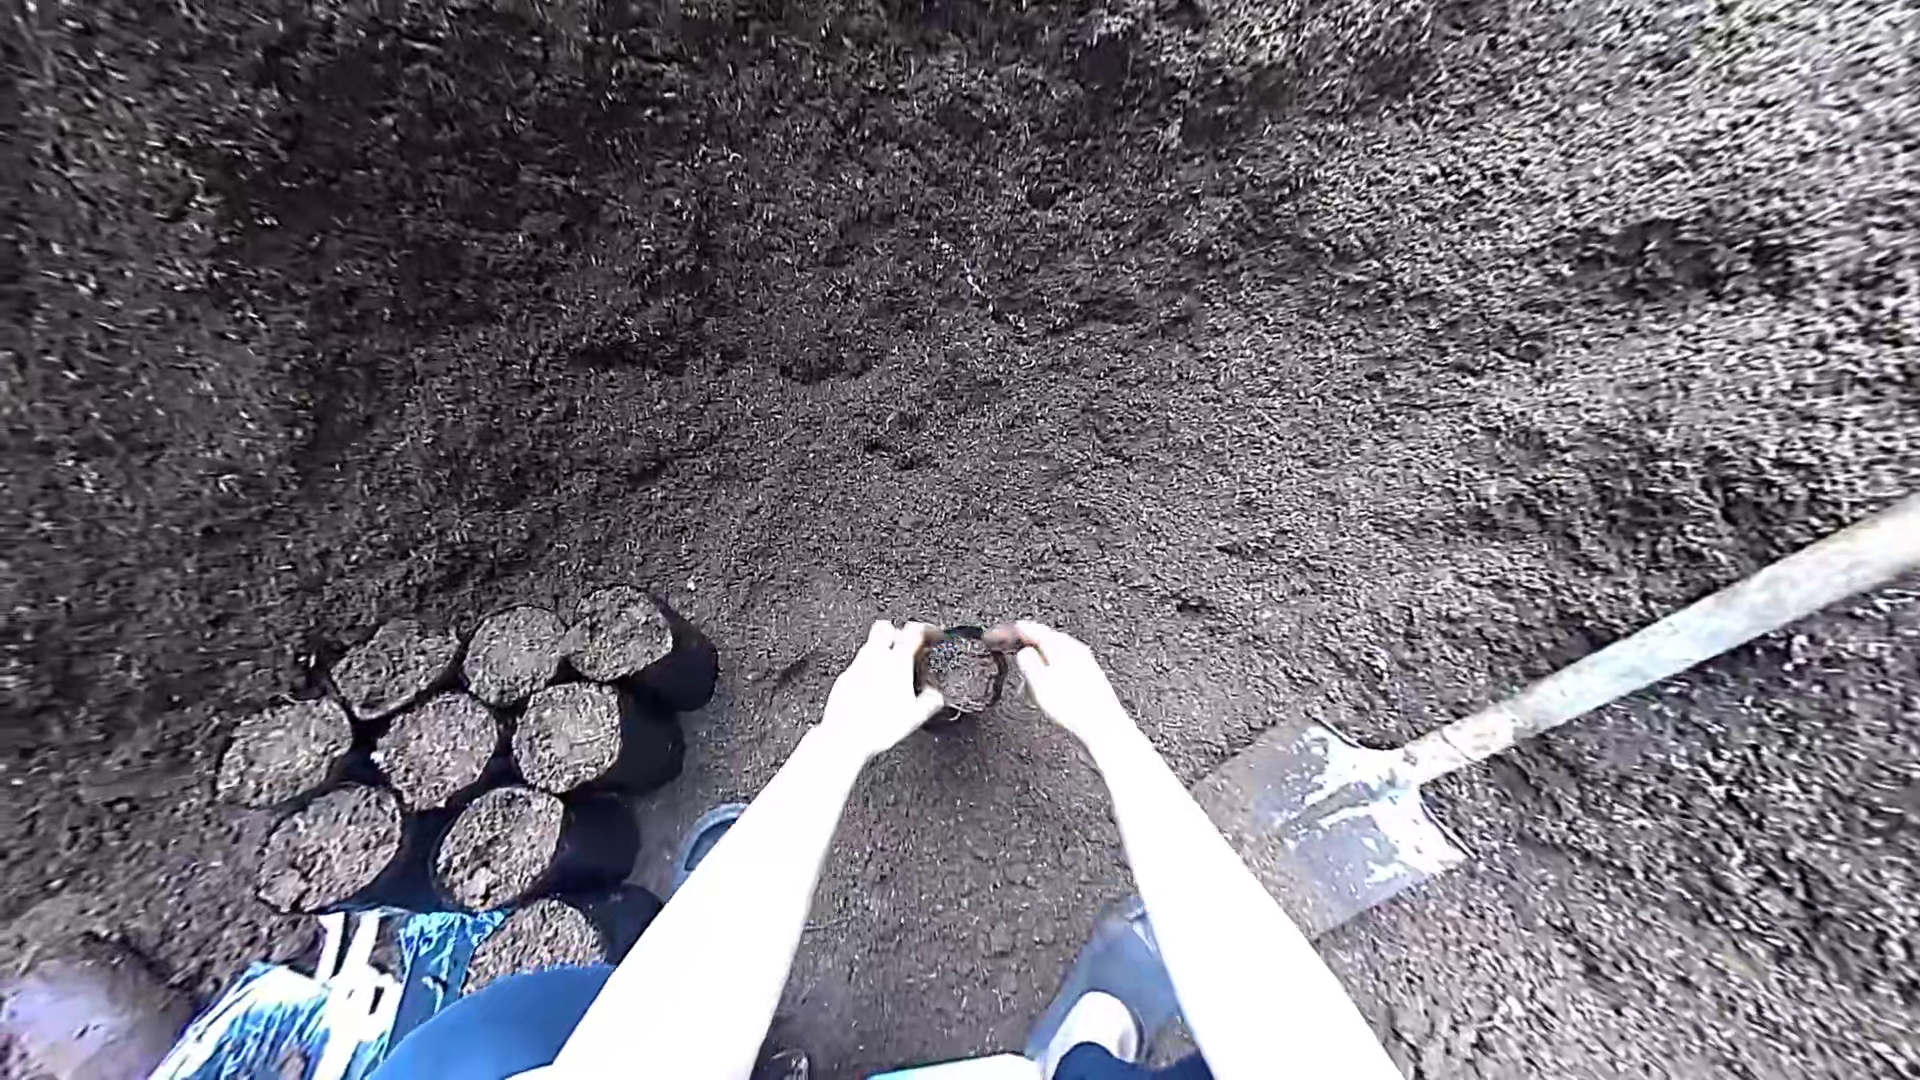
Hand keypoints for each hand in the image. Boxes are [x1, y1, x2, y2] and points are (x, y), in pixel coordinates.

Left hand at [817, 620, 945, 761]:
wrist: (845, 737)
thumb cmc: (878, 726)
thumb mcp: (915, 716)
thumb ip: (930, 700)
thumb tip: (936, 695)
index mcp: (897, 662)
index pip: (914, 631)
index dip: (927, 629)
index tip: (933, 635)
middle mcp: (875, 658)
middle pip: (887, 627)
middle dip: (898, 632)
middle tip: (907, 646)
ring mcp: (857, 666)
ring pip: (871, 645)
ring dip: (882, 650)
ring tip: (891, 670)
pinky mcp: (843, 678)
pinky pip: (858, 664)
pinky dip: (868, 668)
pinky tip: (873, 686)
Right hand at [984, 620, 1138, 752]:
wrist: (1104, 730)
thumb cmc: (1075, 708)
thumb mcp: (1039, 682)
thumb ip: (1027, 661)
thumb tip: (1022, 653)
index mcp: (1062, 644)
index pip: (1028, 628)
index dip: (1006, 632)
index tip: (991, 636)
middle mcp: (1075, 651)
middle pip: (1041, 640)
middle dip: (1019, 646)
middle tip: (1002, 650)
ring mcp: (1083, 666)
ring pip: (1050, 657)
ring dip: (1032, 665)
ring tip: (1023, 682)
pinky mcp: (1086, 683)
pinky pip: (1059, 672)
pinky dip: (1045, 677)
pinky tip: (1043, 694)